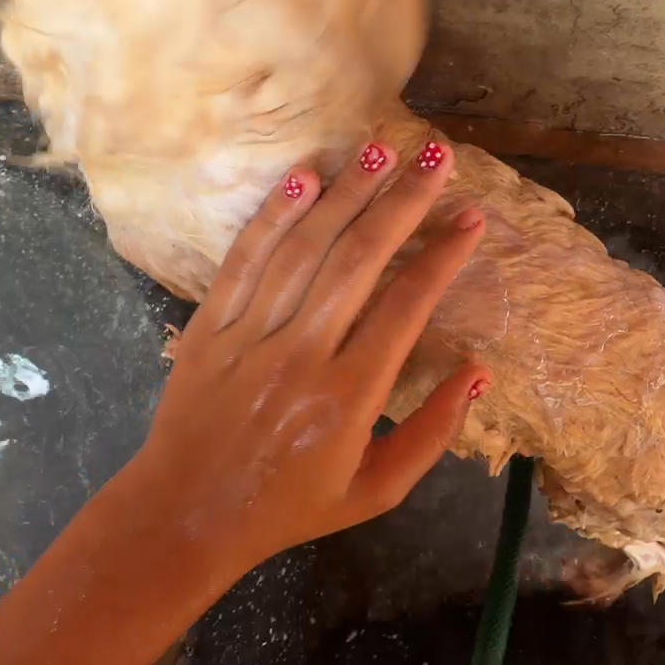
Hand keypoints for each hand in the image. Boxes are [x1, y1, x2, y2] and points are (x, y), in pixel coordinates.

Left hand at [129, 138, 488, 581]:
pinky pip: (245, 259)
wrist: (184, 516)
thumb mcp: (379, 490)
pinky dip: (274, 215)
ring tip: (383, 148)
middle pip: (359, 260)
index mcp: (349, 396)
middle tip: (436, 156)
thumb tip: (479, 371)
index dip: (442, 256)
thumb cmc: (292, 504)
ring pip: (305, 248)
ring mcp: (249, 335)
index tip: (471, 218)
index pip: (405, 307)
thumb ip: (434, 432)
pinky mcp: (210, 326)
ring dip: (348, 192)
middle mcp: (301, 354)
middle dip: (403, 202)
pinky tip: (304, 176)